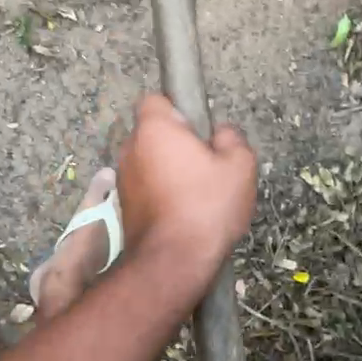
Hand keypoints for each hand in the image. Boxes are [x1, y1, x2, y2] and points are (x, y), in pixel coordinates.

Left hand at [116, 95, 256, 283]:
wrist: (172, 260)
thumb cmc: (207, 206)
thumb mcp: (239, 165)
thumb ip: (231, 138)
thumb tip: (220, 133)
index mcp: (153, 129)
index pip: (155, 100)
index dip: (177, 109)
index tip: (197, 130)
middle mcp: (129, 149)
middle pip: (153, 133)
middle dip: (175, 142)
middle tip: (204, 164)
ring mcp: (122, 178)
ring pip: (149, 161)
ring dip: (168, 170)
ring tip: (197, 193)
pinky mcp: (122, 204)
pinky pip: (145, 186)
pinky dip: (160, 192)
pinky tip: (183, 212)